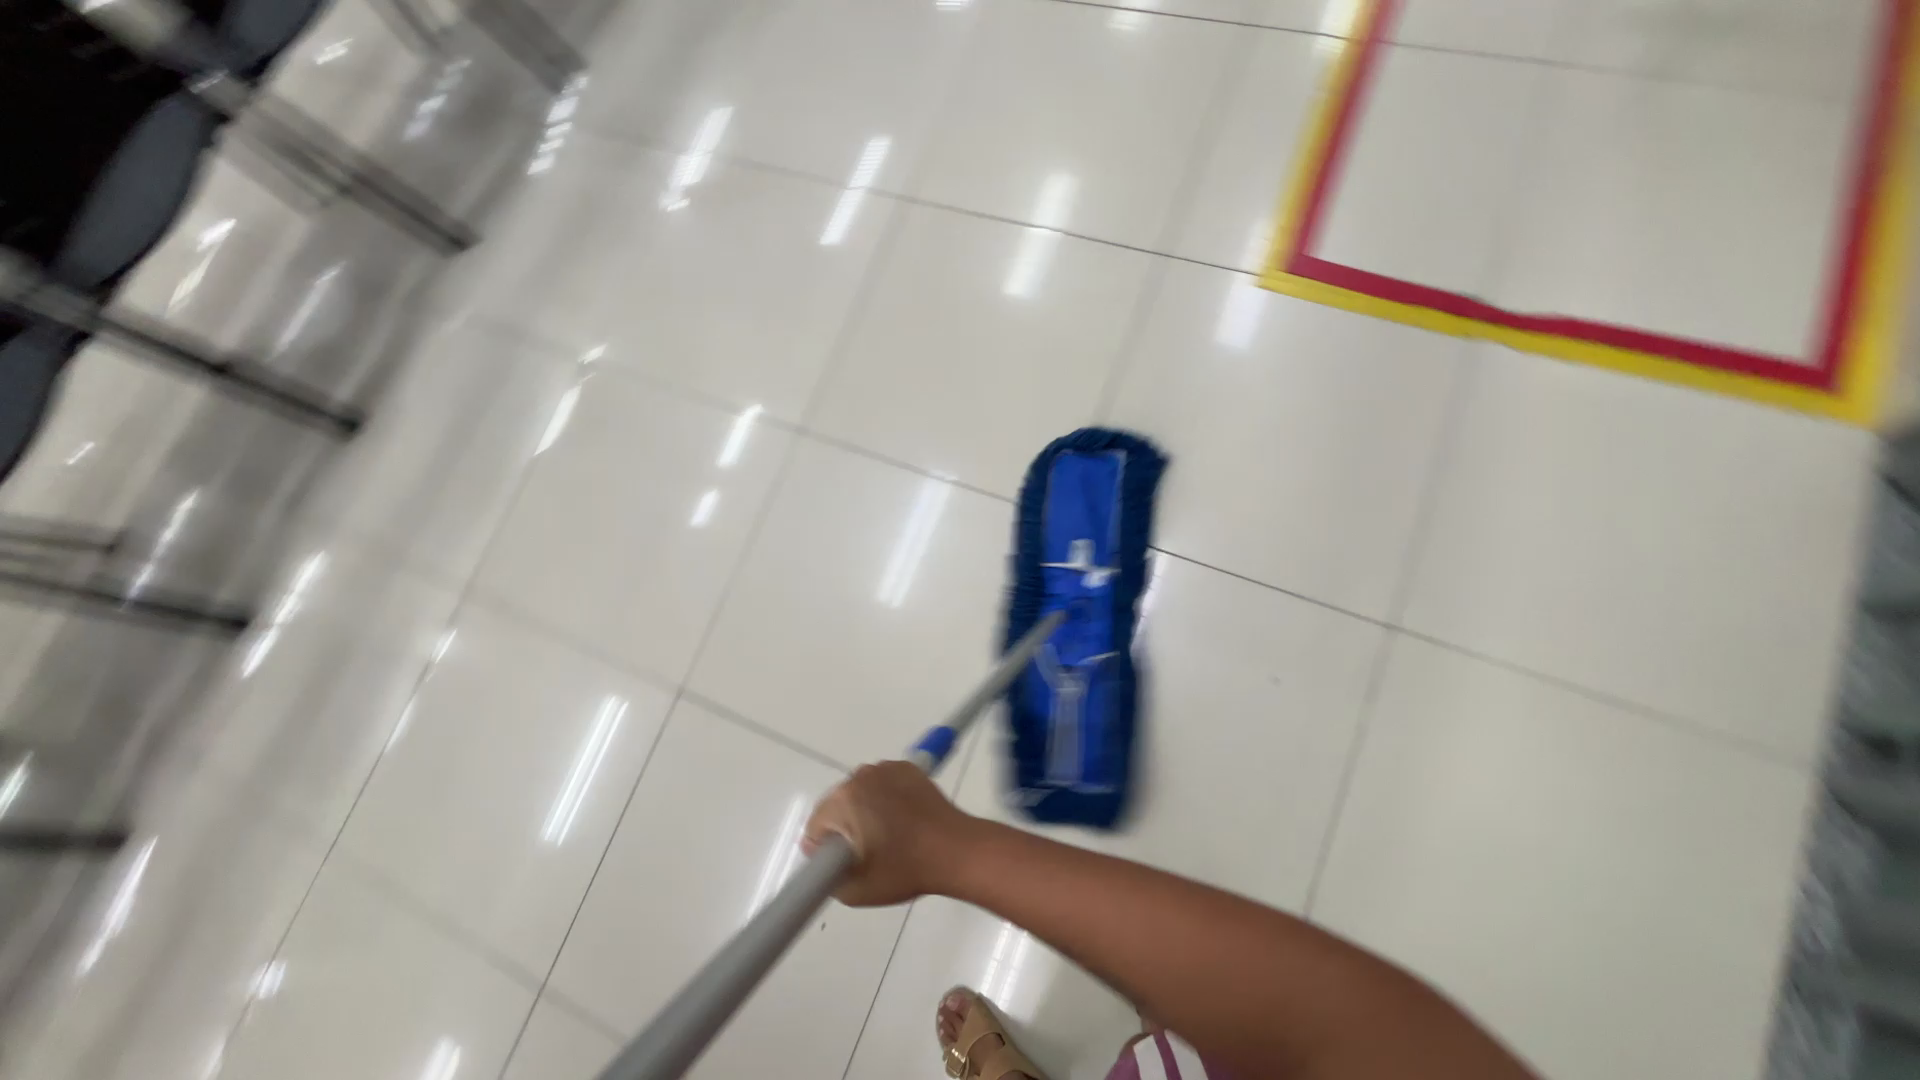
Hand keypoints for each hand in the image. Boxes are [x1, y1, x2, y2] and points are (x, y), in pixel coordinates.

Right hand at [803, 761, 975, 906]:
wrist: (955, 850)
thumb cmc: (904, 869)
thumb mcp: (856, 891)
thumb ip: (827, 877)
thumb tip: (822, 856)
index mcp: (844, 800)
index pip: (816, 825)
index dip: (826, 849)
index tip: (847, 862)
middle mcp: (861, 776)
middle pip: (837, 805)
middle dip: (845, 827)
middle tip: (869, 852)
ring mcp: (886, 768)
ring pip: (860, 792)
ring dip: (865, 810)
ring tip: (889, 835)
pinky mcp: (908, 768)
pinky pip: (883, 783)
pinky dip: (886, 797)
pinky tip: (903, 818)